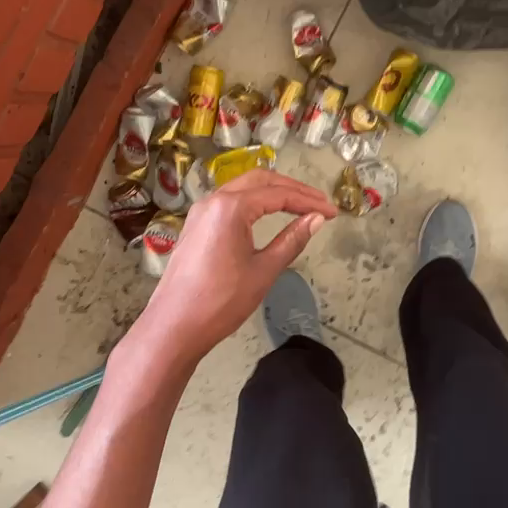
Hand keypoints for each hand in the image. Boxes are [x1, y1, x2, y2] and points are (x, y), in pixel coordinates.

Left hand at [132, 170, 336, 368]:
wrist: (174, 327)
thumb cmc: (222, 301)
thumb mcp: (263, 271)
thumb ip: (292, 240)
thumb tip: (316, 219)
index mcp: (231, 208)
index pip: (279, 195)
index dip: (309, 201)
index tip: (333, 213)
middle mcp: (213, 201)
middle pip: (260, 181)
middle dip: (292, 189)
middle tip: (319, 203)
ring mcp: (200, 212)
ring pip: (242, 188)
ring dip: (272, 193)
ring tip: (299, 206)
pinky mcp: (195, 226)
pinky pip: (229, 202)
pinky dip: (253, 202)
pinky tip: (268, 215)